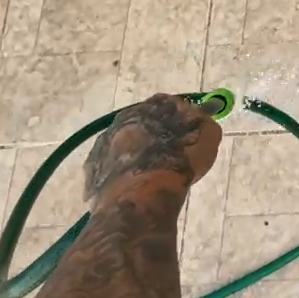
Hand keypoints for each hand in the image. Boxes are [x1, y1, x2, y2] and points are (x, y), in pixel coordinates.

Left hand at [83, 93, 221, 206]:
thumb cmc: (181, 160)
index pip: (171, 104)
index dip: (180, 118)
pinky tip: (132, 185)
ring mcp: (104, 141)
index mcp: (157, 103)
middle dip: (154, 135)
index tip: (187, 133)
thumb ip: (202, 122)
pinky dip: (119, 172)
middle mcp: (128, 115)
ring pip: (124, 144)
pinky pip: (108, 166)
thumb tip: (198, 118)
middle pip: (144, 122)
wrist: (143, 194)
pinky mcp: (90, 168)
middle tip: (167, 154)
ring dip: (135, 153)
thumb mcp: (208, 136)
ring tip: (149, 174)